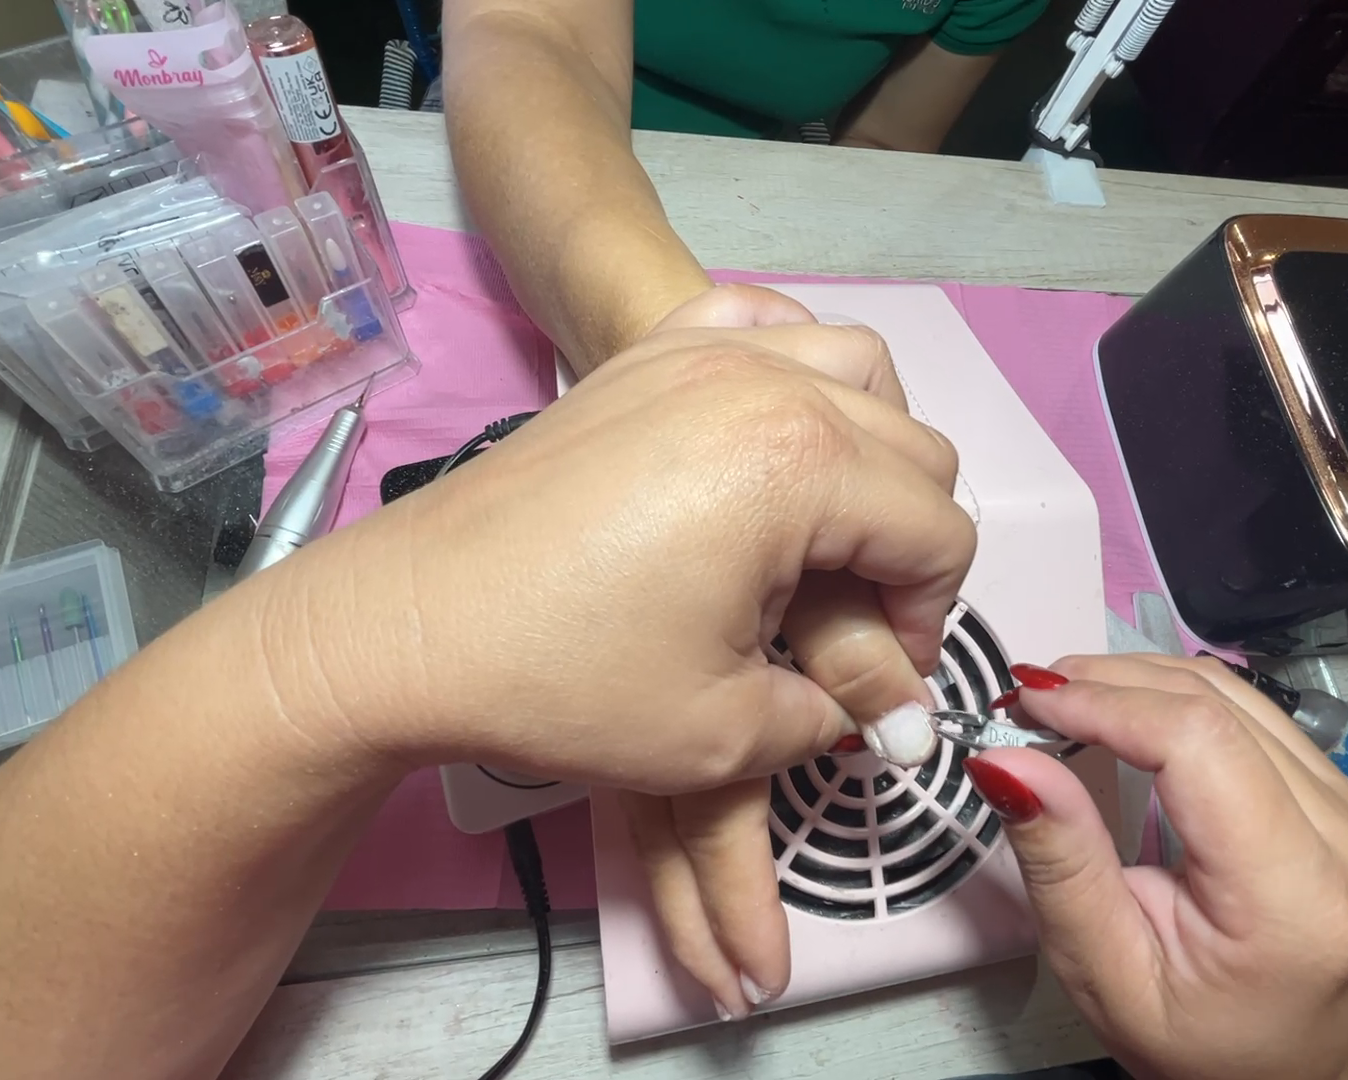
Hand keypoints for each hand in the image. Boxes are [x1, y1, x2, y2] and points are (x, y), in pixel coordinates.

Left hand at [624, 286, 944, 1018]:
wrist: (408, 626)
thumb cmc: (563, 682)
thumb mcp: (722, 733)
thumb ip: (833, 713)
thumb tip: (889, 712)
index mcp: (800, 467)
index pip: (939, 530)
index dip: (931, 616)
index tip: (885, 676)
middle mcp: (767, 380)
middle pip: (914, 448)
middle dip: (908, 541)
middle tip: (856, 614)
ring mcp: (701, 349)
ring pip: (857, 366)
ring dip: (870, 448)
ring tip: (824, 519)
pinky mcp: (649, 354)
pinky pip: (764, 320)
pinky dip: (795, 367)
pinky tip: (770, 424)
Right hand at [965, 655, 1347, 1079]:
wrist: (1287, 1073)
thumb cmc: (1192, 1039)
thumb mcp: (1101, 969)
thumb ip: (1059, 861)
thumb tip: (1003, 760)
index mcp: (1296, 900)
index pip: (1199, 744)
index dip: (1101, 704)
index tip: (1024, 702)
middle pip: (1213, 705)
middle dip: (1102, 684)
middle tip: (1025, 701)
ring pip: (1229, 691)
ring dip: (1130, 680)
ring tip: (1060, 700)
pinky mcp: (1341, 796)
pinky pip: (1245, 710)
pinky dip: (1164, 695)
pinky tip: (1116, 712)